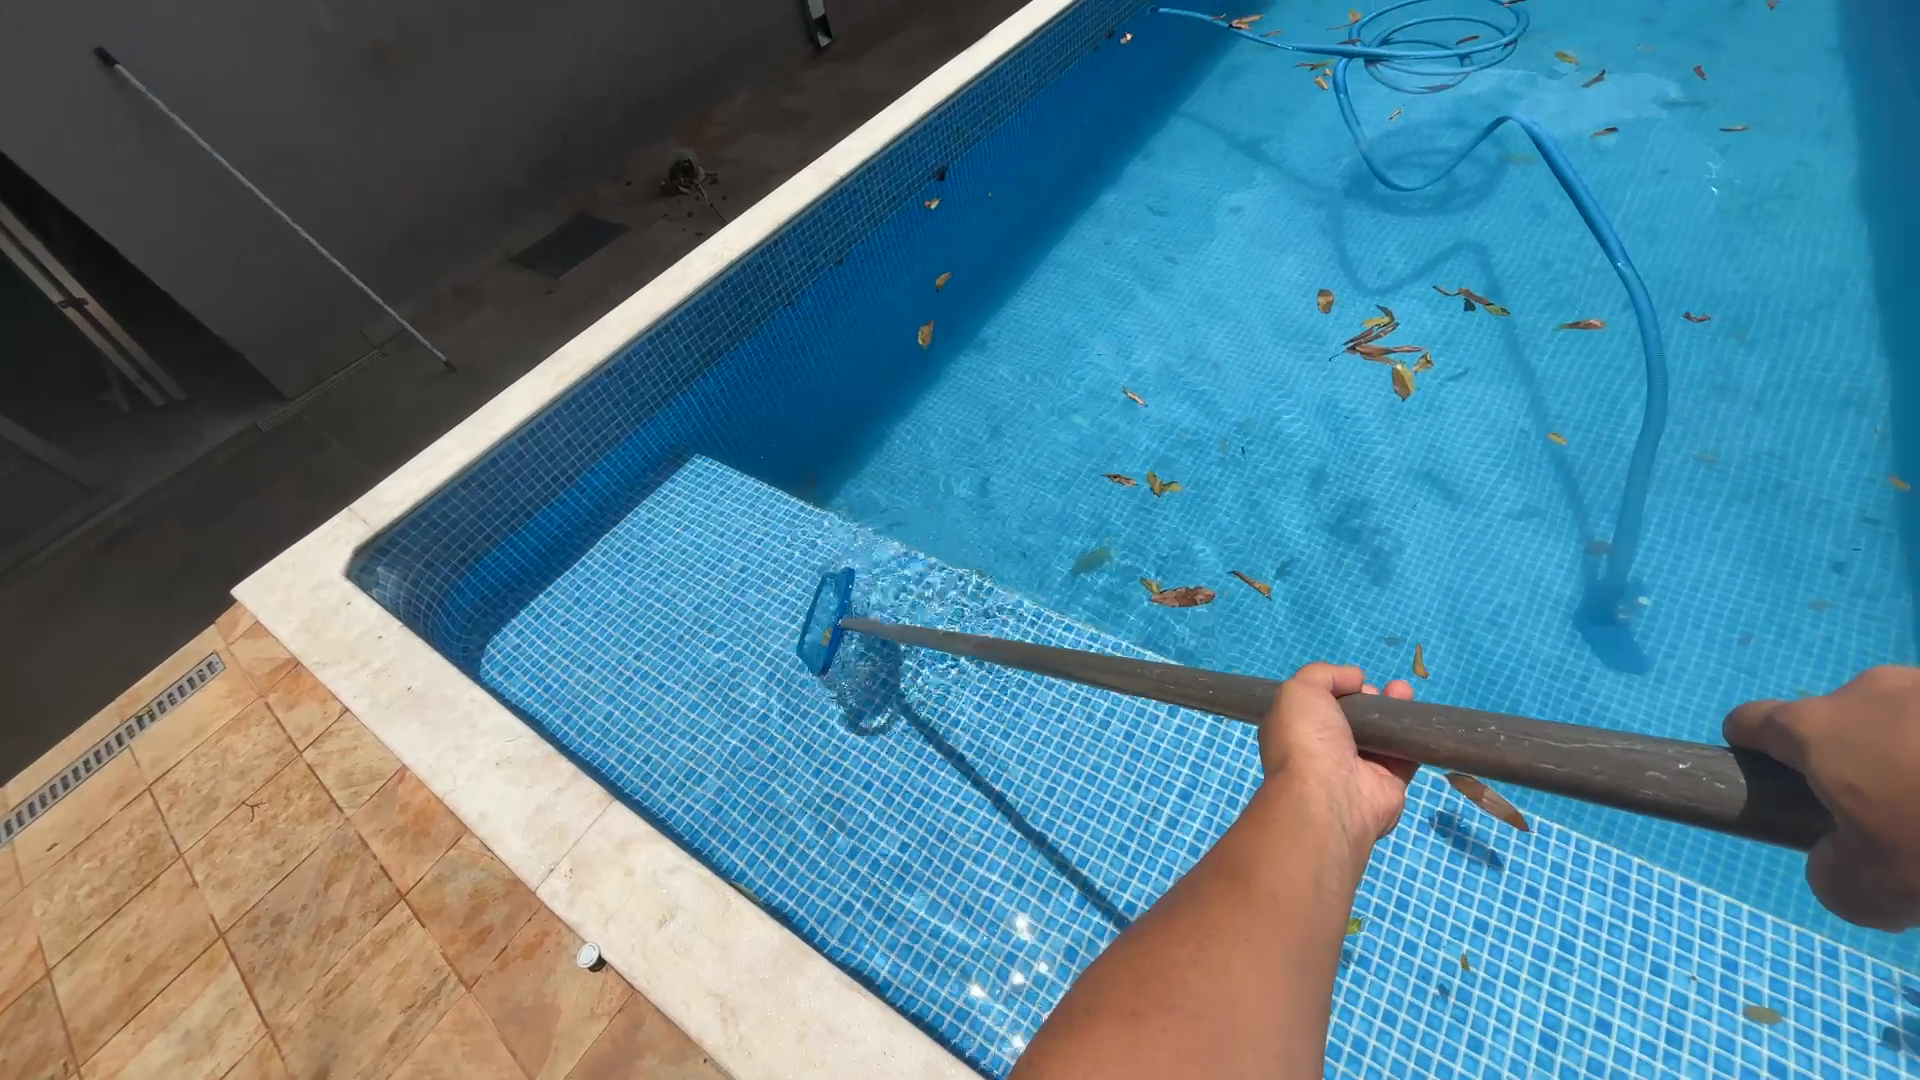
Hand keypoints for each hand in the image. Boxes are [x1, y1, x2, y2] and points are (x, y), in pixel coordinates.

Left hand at [1259, 663, 1419, 860]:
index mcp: (1294, 730)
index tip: (1351, 681)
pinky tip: (1416, 716)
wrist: (1329, 793)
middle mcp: (1321, 750)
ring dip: (1392, 711)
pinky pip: (1403, 756)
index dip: (1334, 689)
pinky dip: (1412, 736)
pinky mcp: (1387, 784)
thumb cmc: (1305, 736)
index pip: (1314, 706)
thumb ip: (1323, 674)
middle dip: (1367, 698)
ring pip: (1379, 734)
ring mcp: (1355, 768)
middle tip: (1378, 690)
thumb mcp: (1299, 690)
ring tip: (1403, 691)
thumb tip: (1355, 677)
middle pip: (1350, 718)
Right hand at [1723, 665, 1919, 930]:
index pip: (1748, 723)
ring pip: (1912, 720)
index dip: (1757, 754)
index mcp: (1813, 727)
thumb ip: (1834, 873)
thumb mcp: (1876, 892)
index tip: (1791, 789)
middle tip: (1907, 815)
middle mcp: (1865, 692)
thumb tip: (1841, 859)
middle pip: (1840, 721)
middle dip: (1864, 761)